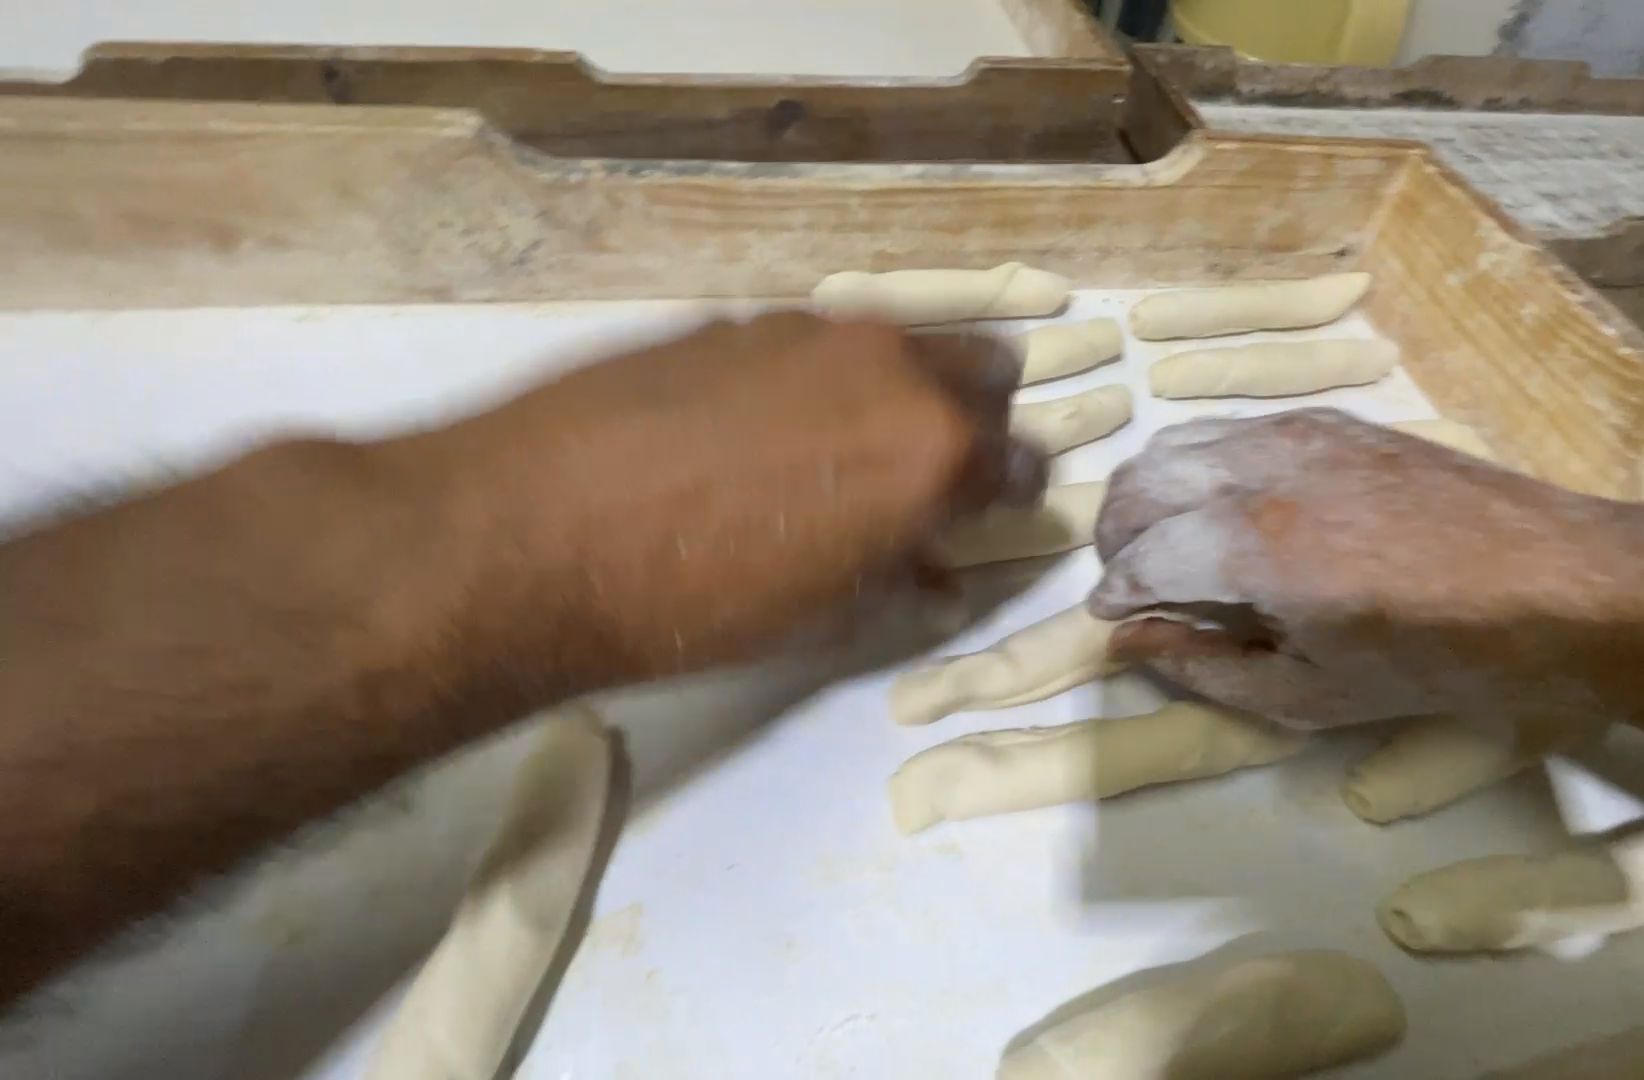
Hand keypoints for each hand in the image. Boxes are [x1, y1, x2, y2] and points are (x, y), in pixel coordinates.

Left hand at [417, 312, 1042, 683]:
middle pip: (985, 370)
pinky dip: (831, 379)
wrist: (531, 533)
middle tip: (941, 467)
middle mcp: (892, 370)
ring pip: (904, 345)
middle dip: (980, 419)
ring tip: (857, 444)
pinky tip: (774, 423)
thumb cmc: (704, 601)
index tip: (999, 510)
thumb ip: (904, 582)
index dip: (1018, 491)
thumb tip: (940, 577)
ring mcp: (815, 331)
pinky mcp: (743, 319)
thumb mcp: (829, 618)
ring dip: (907, 391)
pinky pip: (823, 343)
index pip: (1022, 461)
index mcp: (935, 451)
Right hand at [1087, 409, 1643, 739]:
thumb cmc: (1433, 659)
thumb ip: (1200, 667)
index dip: (1113, 592)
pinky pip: (1220, 431)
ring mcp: (1290, 434)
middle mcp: (1258, 473)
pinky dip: (1191, 468)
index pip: (1139, 558)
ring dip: (1143, 495)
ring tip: (1158, 538)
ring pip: (1170, 445)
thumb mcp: (1307, 694)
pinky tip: (1214, 506)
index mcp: (1255, 549)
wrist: (1564, 584)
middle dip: (1112, 536)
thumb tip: (1125, 640)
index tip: (1109, 615)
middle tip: (1126, 578)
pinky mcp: (1322, 420)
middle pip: (1136, 485)